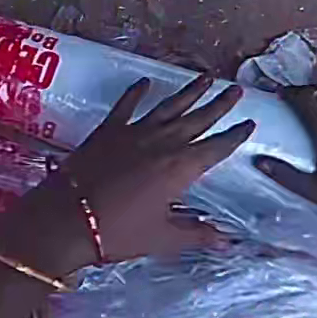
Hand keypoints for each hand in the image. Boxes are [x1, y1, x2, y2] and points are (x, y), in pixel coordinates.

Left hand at [0, 76, 254, 273]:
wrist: (67, 219)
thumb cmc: (118, 233)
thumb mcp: (162, 238)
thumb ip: (196, 234)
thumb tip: (228, 240)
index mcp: (180, 168)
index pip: (216, 148)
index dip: (235, 135)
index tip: (249, 122)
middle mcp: (162, 143)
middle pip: (198, 119)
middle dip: (219, 103)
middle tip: (236, 88)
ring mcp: (134, 133)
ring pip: (169, 107)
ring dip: (189, 92)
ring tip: (205, 76)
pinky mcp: (109, 130)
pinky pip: (126, 106)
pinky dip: (136, 93)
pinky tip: (145, 82)